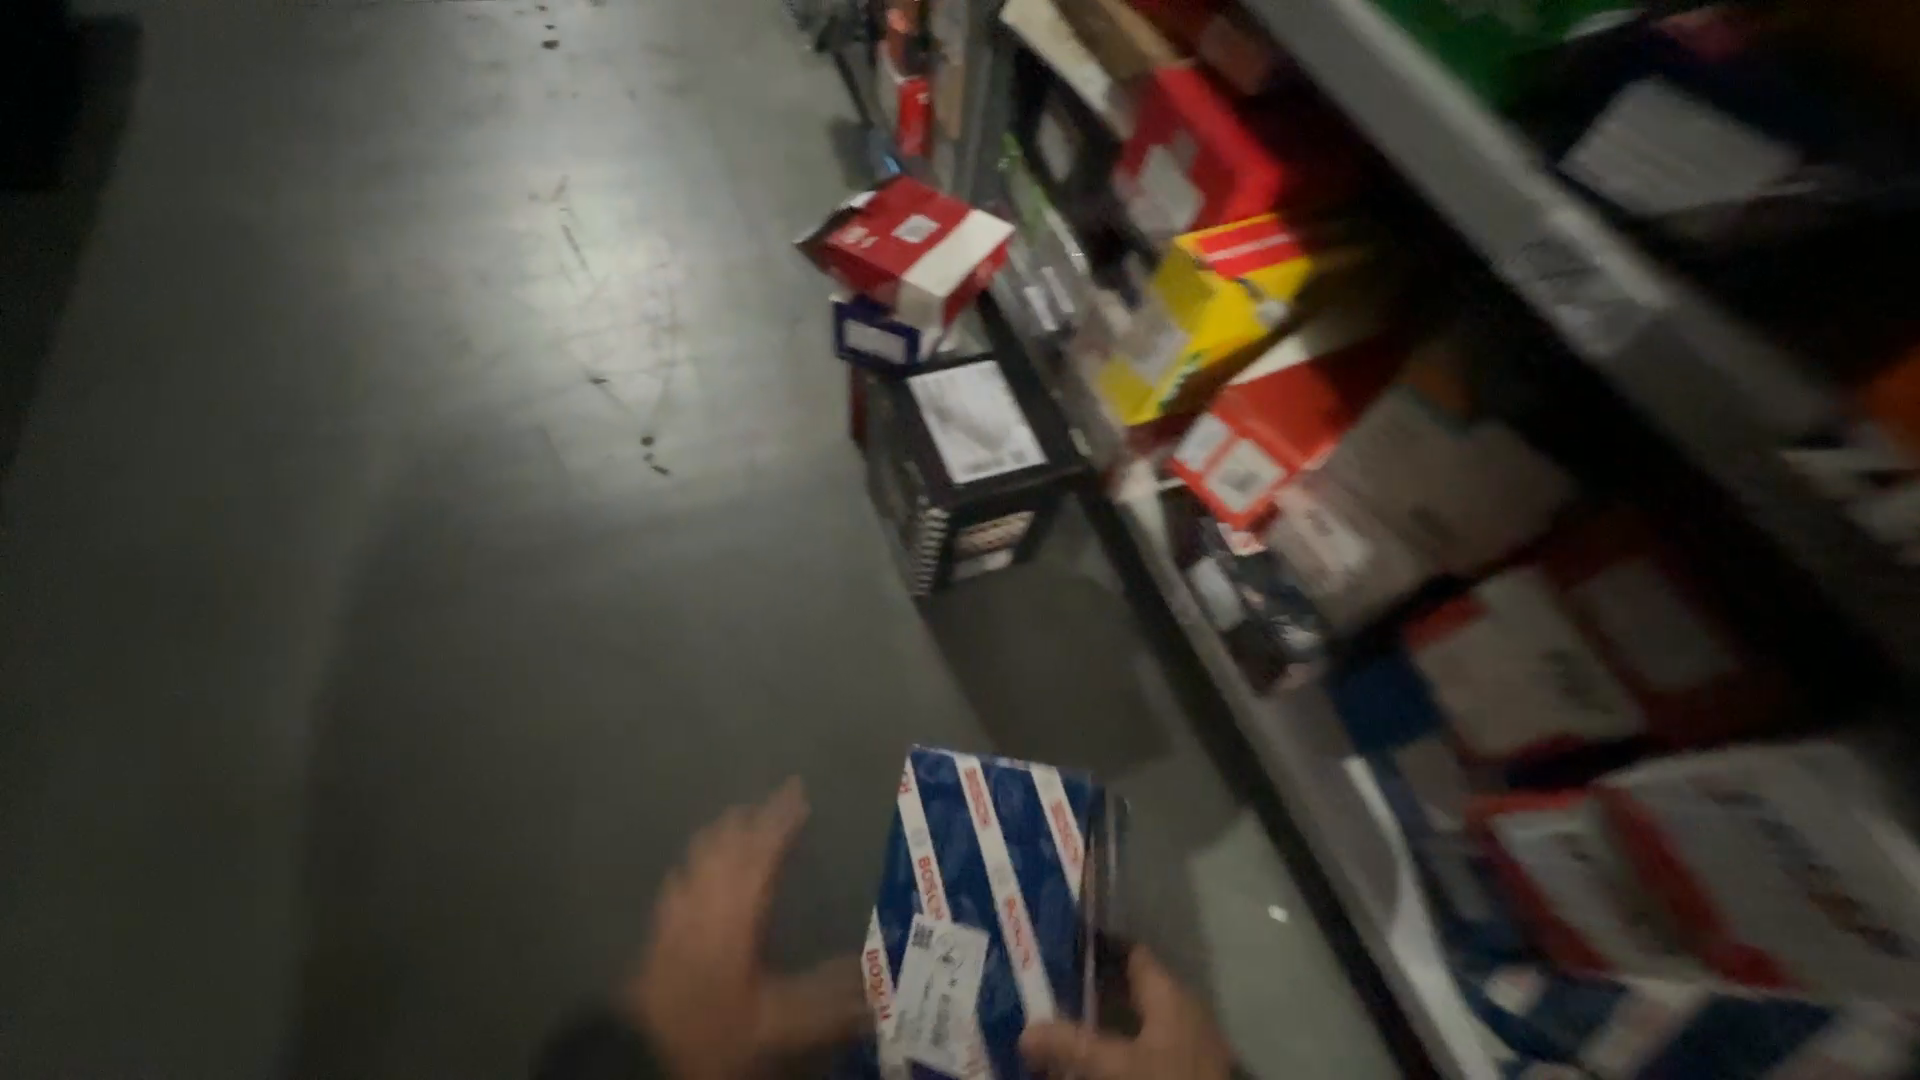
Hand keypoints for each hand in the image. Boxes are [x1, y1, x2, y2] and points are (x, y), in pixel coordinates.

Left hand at [621, 779, 866, 1079]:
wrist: (643, 1061)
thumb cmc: (715, 1035)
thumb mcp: (778, 1022)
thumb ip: (824, 995)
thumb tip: (869, 974)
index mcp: (737, 915)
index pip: (762, 854)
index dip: (781, 821)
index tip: (799, 792)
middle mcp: (704, 905)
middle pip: (728, 847)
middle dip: (754, 816)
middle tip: (776, 793)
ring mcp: (675, 917)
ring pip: (699, 858)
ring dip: (722, 832)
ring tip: (738, 814)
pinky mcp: (656, 935)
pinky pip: (677, 882)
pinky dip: (692, 862)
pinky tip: (690, 865)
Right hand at [1019, 947, 1233, 1079]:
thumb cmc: (1171, 1079)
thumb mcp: (1118, 1066)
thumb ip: (1073, 1045)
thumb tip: (1025, 1031)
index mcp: (1167, 992)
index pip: (1127, 951)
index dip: (1094, 946)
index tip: (1056, 945)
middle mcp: (1178, 1009)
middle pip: (1126, 987)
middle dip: (1088, 988)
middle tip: (1046, 988)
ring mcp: (1184, 1043)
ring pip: (1132, 1022)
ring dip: (1100, 1024)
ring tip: (1059, 1026)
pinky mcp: (1183, 1069)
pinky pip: (1142, 1049)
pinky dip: (1115, 1050)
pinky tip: (1091, 1062)